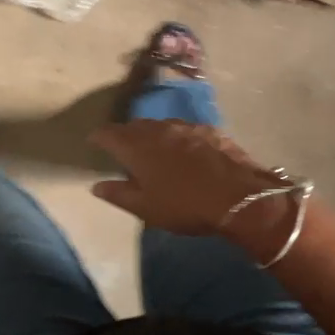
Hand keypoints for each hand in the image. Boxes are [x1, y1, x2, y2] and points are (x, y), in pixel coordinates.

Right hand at [89, 120, 295, 259]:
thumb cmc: (185, 205)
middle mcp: (158, 130)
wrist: (241, 198)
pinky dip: (176, 139)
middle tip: (122, 149)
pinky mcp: (211, 131)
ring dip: (152, 135)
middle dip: (125, 135)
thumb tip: (96, 186)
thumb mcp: (145, 208)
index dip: (99, 137)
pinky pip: (185, 130)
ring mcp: (187, 127)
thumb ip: (118, 194)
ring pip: (160, 126)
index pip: (109, 133)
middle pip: (134, 126)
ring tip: (153, 150)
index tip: (93, 141)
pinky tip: (184, 153)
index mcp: (137, 147)